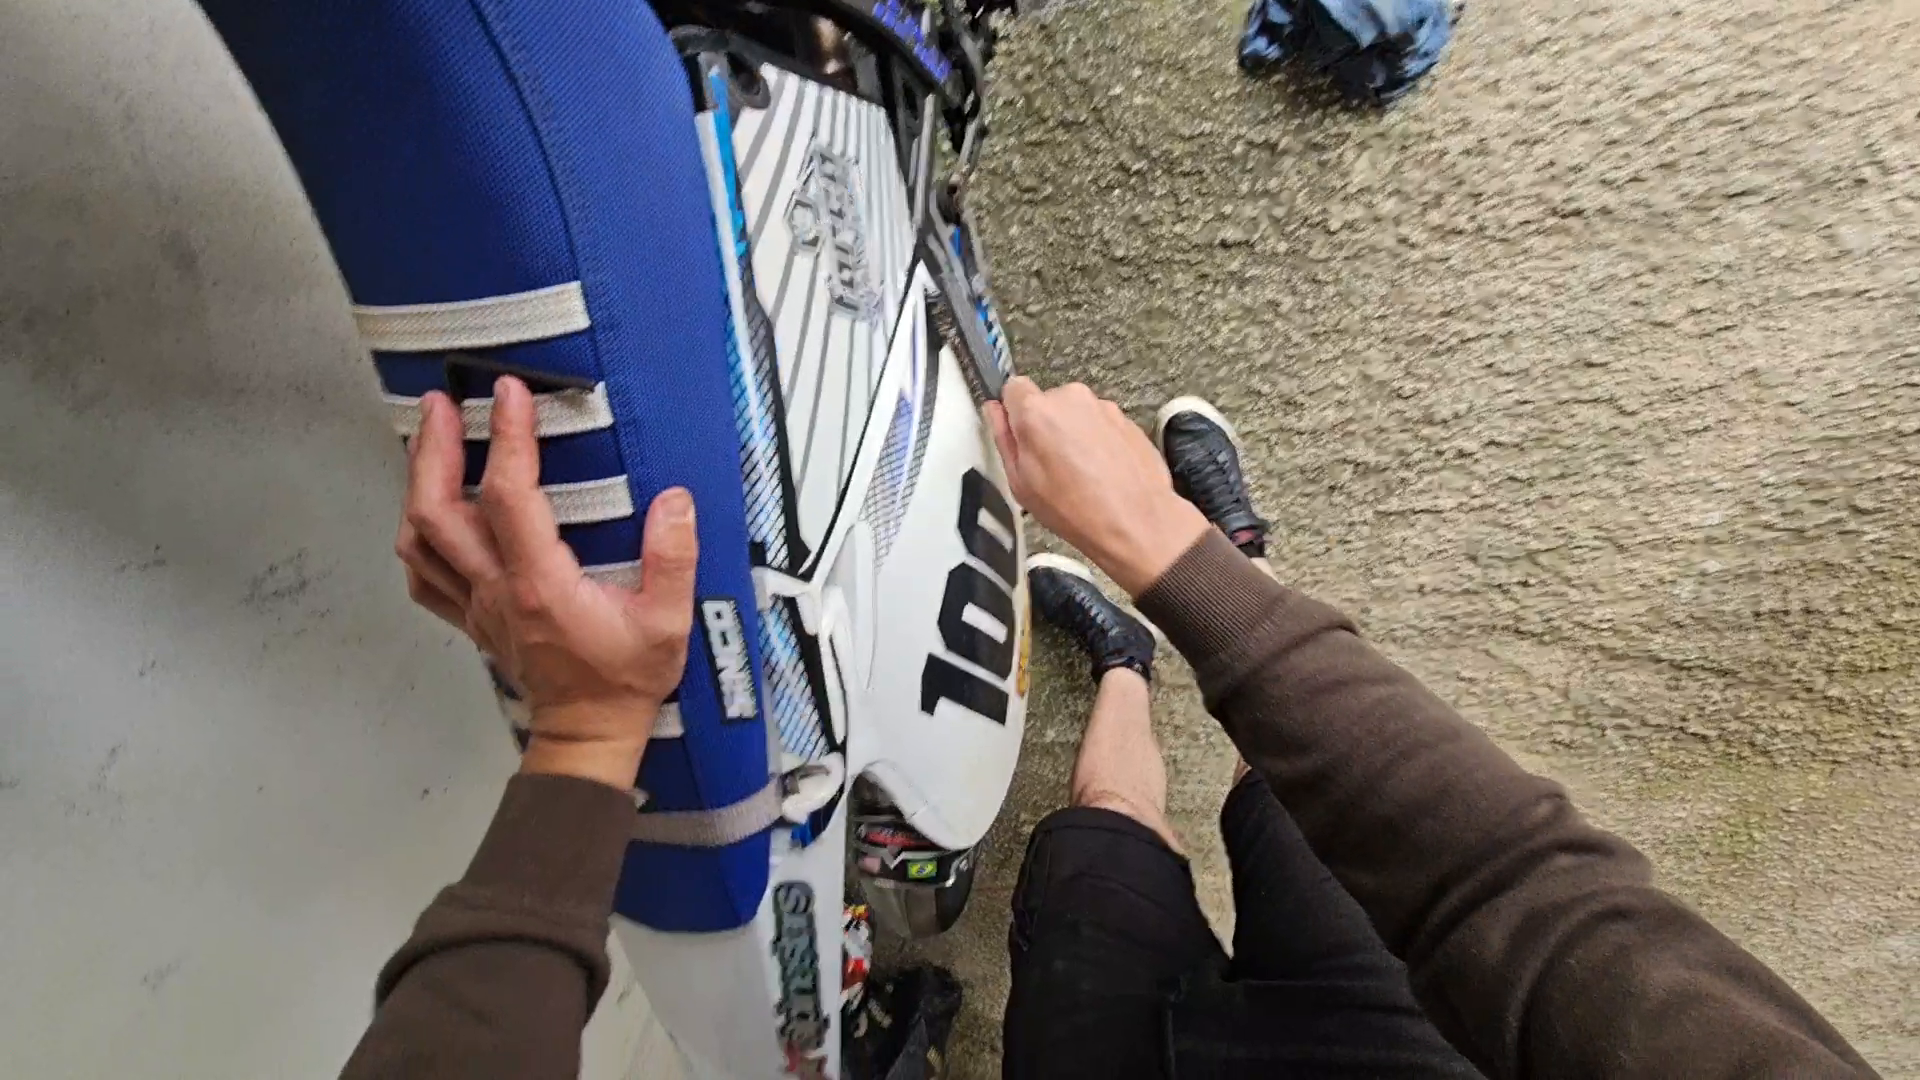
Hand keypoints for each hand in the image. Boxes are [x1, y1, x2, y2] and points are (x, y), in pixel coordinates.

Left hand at [395, 376, 698, 789]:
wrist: (591, 731)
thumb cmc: (627, 679)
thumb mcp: (669, 620)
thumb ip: (674, 558)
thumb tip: (674, 500)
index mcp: (541, 584)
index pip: (510, 495)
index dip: (507, 437)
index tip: (510, 395)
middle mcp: (497, 590)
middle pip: (436, 510)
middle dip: (434, 447)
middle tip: (441, 403)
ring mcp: (478, 606)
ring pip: (418, 538)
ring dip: (416, 482)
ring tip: (428, 441)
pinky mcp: (474, 619)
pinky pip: (423, 573)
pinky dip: (416, 536)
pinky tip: (426, 515)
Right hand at [984, 377, 1208, 595]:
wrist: (1135, 522)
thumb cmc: (1077, 509)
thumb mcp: (1021, 483)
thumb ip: (1004, 440)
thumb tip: (996, 414)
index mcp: (1037, 411)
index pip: (1013, 387)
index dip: (1013, 412)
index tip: (1017, 433)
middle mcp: (1071, 399)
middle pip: (1047, 402)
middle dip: (1045, 427)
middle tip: (1048, 466)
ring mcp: (1103, 407)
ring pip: (1076, 414)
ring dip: (1074, 435)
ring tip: (1078, 475)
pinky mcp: (1126, 420)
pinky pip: (1101, 425)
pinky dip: (1098, 443)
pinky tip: (1100, 474)